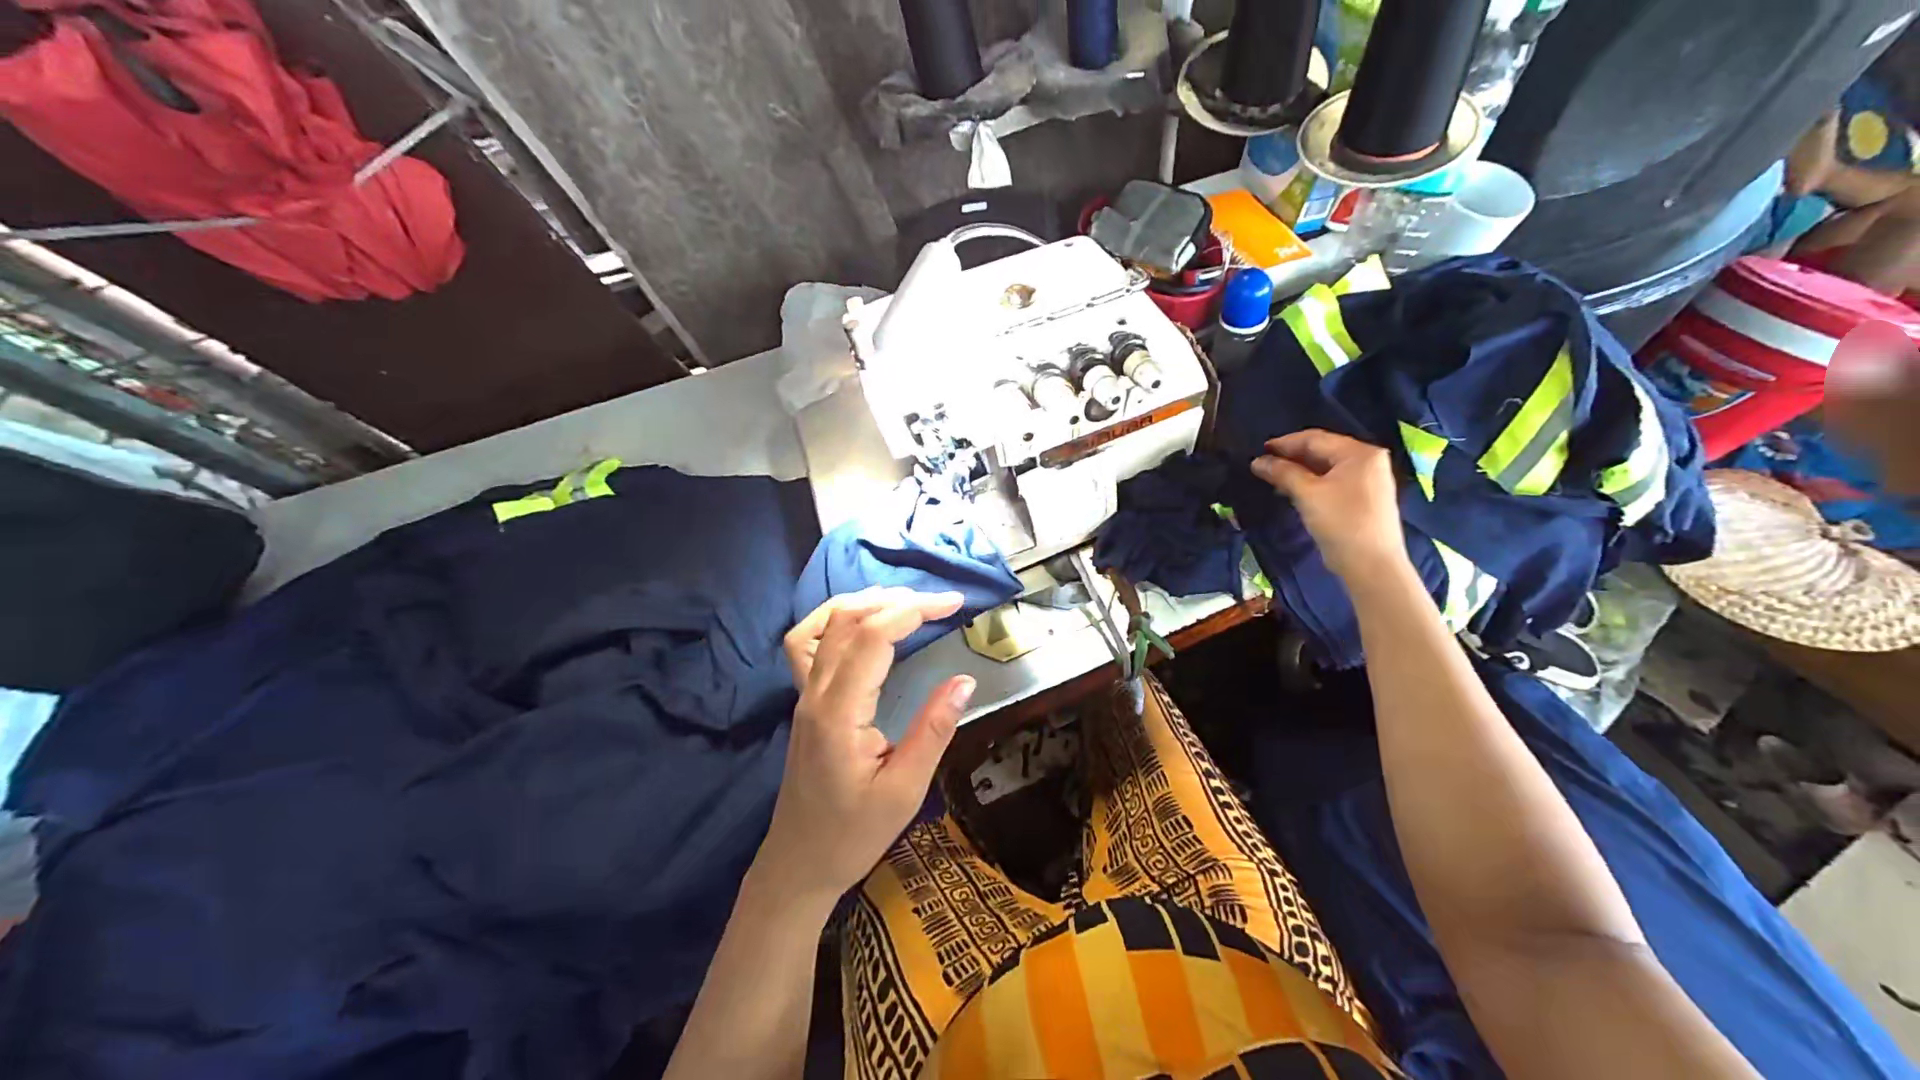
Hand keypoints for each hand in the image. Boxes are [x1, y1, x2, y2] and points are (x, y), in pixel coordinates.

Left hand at [755, 588, 976, 903]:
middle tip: (942, 603)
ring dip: (865, 602)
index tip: (953, 604)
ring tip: (907, 601)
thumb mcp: (904, 790)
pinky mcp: (804, 701)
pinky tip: (860, 620)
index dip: (914, 610)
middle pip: (849, 621)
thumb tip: (966, 681)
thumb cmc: (852, 835)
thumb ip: (933, 731)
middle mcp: (814, 694)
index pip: (873, 638)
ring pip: (824, 625)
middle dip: (898, 600)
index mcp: (839, 713)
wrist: (799, 863)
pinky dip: (833, 619)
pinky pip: (807, 644)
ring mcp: (803, 695)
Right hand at [1251, 429, 1408, 582]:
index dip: (1285, 443)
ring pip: (1326, 467)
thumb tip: (1257, 461)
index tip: (1259, 449)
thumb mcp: (1307, 494)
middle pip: (1323, 451)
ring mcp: (1368, 480)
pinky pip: (1333, 481)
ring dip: (1299, 470)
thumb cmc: (1341, 522)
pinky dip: (1312, 482)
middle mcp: (1368, 461)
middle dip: (1292, 456)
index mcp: (1359, 453)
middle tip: (1264, 463)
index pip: (1316, 439)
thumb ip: (1282, 472)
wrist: (1371, 565)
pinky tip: (1293, 489)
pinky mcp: (1364, 498)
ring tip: (1274, 477)